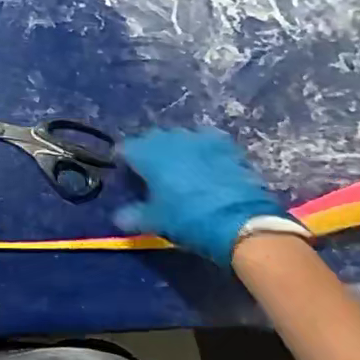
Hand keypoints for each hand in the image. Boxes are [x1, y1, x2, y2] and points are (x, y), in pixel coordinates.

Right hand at [116, 128, 306, 264]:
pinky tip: (206, 169)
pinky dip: (202, 153)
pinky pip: (206, 143)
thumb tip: (120, 217)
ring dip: (177, 152)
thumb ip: (133, 216)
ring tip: (181, 174)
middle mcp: (172, 137)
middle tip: (152, 178)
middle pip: (153, 140)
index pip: (126, 149)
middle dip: (150, 155)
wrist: (239, 220)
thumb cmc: (187, 219)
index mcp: (148, 152)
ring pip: (180, 139)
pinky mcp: (226, 144)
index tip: (127, 179)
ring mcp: (201, 137)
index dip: (124, 164)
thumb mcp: (155, 222)